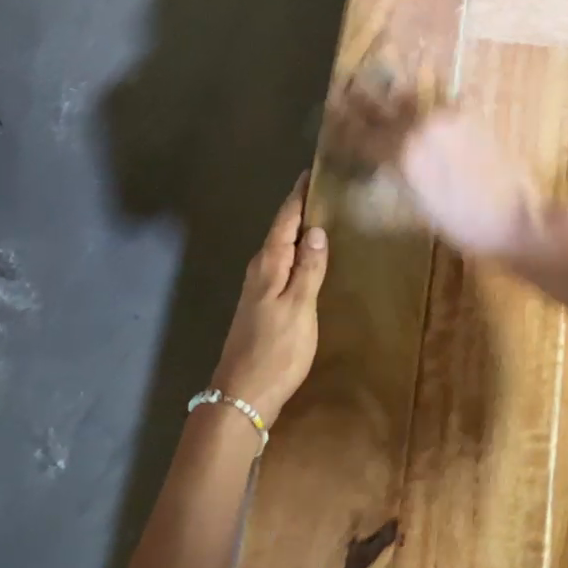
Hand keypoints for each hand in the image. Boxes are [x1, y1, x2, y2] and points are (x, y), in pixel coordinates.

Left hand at [210, 174, 327, 427]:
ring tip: (322, 218)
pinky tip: (308, 260)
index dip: (299, 195)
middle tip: (325, 189)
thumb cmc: (275, 350)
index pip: (285, 219)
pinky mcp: (261, 306)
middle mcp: (259, 270)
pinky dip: (295, 255)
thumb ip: (308, 269)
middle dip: (299, 208)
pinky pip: (280, 267)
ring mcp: (257, 289)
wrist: (242, 395)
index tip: (312, 172)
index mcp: (268, 264)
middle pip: (280, 230)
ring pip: (280, 249)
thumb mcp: (299, 308)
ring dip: (297, 232)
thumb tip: (316, 229)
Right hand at [328, 84, 542, 258]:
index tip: (328, 117)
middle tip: (340, 89)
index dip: (342, 128)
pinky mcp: (468, 114)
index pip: (361, 136)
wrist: (516, 218)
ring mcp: (445, 117)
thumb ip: (396, 175)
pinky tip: (409, 94)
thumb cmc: (465, 226)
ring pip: (407, 99)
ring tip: (369, 82)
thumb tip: (380, 161)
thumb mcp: (419, 207)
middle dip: (357, 100)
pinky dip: (418, 99)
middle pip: (379, 109)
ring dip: (386, 92)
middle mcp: (420, 128)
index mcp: (402, 156)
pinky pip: (434, 102)